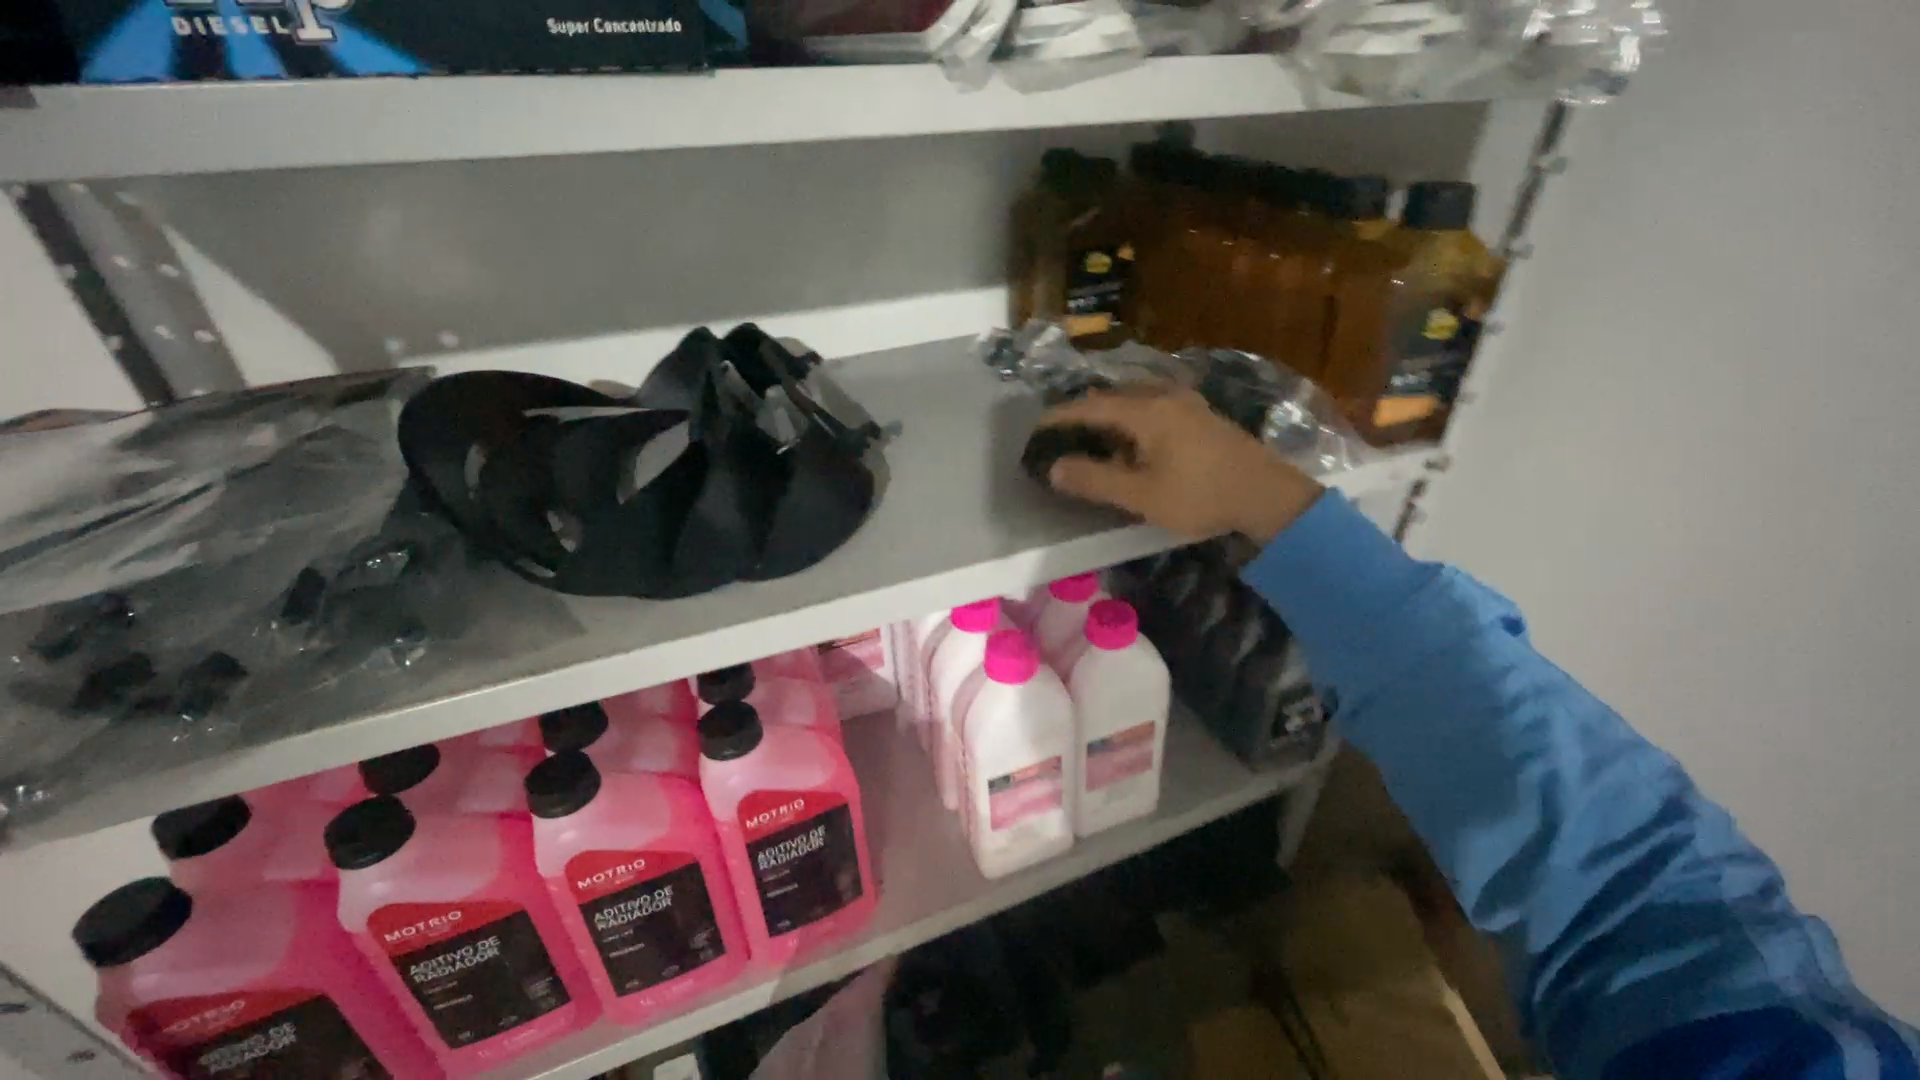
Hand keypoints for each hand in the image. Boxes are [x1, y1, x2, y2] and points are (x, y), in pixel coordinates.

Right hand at [1039, 385, 1323, 543]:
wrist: (1268, 495)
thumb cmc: (1200, 495)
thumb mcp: (1141, 495)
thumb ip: (1094, 480)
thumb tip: (1054, 468)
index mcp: (1145, 411)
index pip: (1089, 406)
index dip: (1059, 418)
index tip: (1035, 430)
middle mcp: (1164, 396)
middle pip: (1111, 398)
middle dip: (1082, 414)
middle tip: (1059, 434)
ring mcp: (1186, 403)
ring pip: (1134, 401)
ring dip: (1108, 416)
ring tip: (1090, 438)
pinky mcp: (1201, 415)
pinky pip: (1153, 407)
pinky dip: (1131, 420)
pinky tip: (1132, 442)